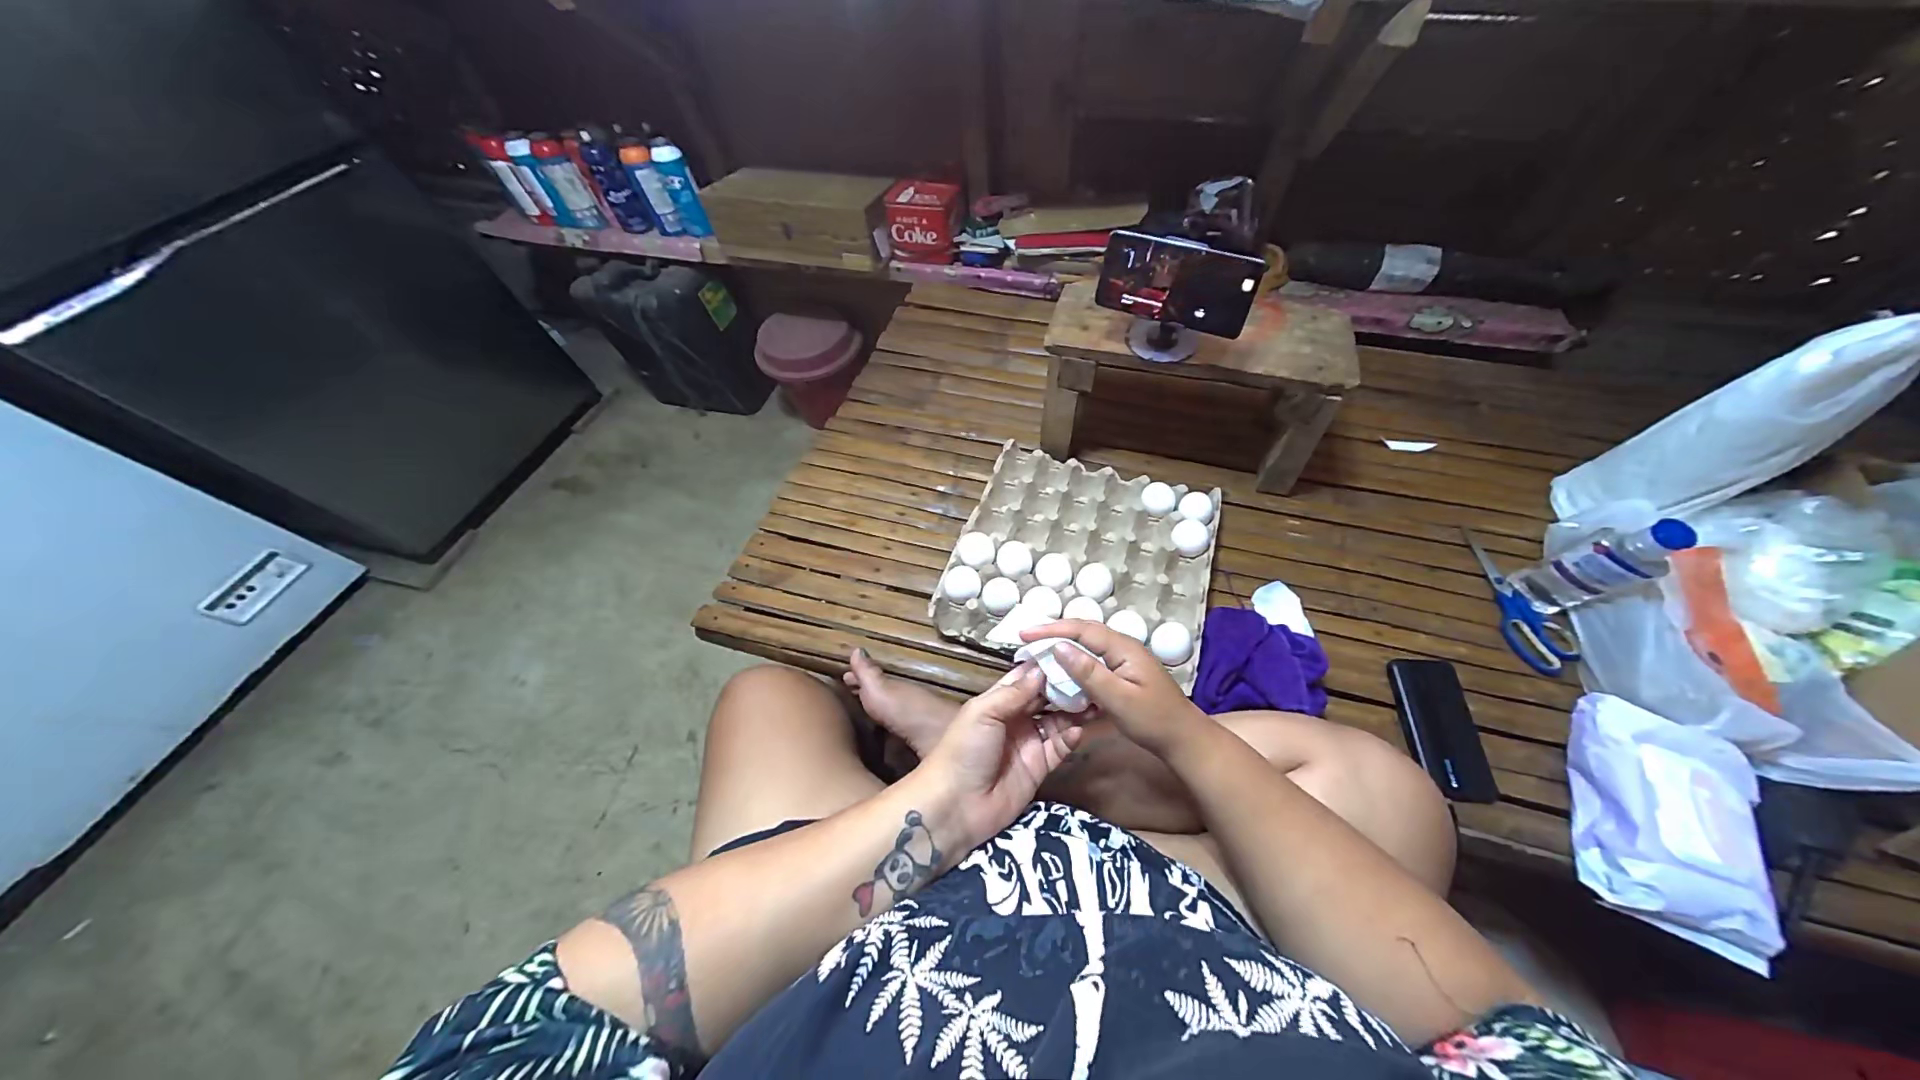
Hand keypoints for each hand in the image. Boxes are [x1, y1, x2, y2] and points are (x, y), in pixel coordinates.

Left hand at [917, 663, 1084, 842]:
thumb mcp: (983, 712)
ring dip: (1075, 711)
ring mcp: (1029, 742)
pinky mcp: (1039, 767)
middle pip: (1046, 698)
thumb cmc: (963, 750)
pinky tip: (1079, 729)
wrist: (956, 805)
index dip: (1047, 666)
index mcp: (998, 701)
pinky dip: (1071, 737)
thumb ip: (1014, 693)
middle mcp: (1016, 718)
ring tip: (1095, 700)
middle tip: (1092, 675)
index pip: (1027, 678)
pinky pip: (1060, 748)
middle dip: (1066, 687)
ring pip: (1058, 721)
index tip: (1072, 651)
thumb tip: (1043, 669)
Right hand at [1020, 619, 1207, 757]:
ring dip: (1063, 647)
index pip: (1082, 629)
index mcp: (1124, 648)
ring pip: (1087, 646)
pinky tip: (1061, 672)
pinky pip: (1093, 661)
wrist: (1184, 740)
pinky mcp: (1123, 674)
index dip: (1052, 629)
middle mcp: (1124, 648)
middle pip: (1084, 632)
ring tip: (1038, 652)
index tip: (1025, 634)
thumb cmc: (1153, 721)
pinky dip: (1074, 663)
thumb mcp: (1118, 699)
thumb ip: (1089, 673)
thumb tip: (1059, 648)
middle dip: (1054, 633)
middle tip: (1026, 640)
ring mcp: (1124, 660)